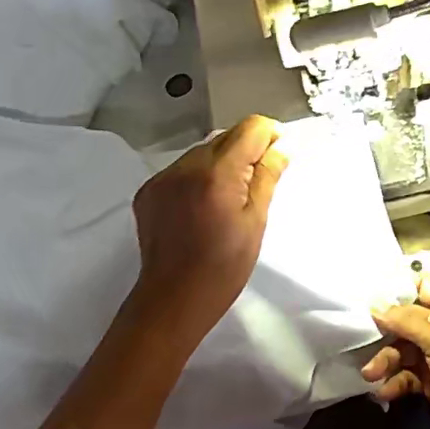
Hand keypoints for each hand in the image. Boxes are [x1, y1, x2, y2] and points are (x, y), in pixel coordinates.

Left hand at [129, 115, 287, 339]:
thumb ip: (268, 176)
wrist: (173, 300)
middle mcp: (185, 167)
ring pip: (202, 152)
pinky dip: (196, 179)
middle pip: (225, 137)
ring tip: (227, 201)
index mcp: (217, 173)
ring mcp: (162, 178)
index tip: (277, 157)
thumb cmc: (224, 268)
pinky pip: (180, 170)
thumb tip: (281, 145)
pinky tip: (202, 208)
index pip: (250, 128)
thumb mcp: (255, 222)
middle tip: (255, 186)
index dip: (270, 136)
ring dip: (220, 164)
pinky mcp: (148, 191)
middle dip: (246, 152)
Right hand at [363, 275, 429, 428]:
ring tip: (371, 374)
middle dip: (383, 330)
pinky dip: (392, 381)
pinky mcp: (427, 380)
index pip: (423, 287)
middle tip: (361, 335)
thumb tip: (374, 304)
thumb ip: (406, 321)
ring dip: (384, 360)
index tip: (370, 291)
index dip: (398, 288)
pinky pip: (402, 374)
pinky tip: (385, 391)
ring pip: (399, 349)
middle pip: (404, 320)